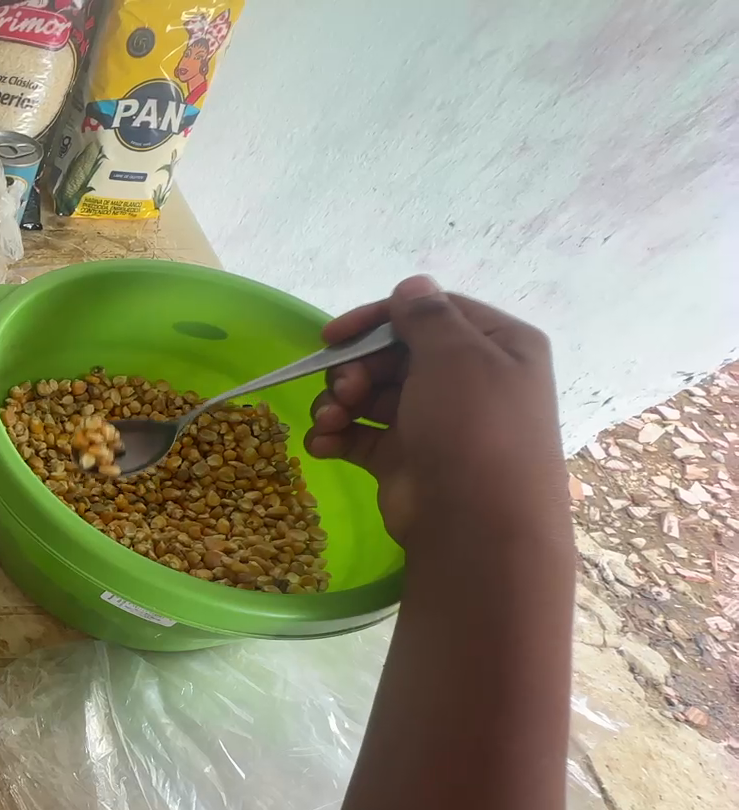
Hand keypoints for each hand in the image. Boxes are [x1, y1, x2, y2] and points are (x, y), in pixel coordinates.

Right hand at [306, 275, 568, 553]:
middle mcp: (461, 379)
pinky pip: (356, 434)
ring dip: (337, 404)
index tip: (329, 337)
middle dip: (352, 371)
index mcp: (491, 346)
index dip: (375, 320)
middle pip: (388, 357)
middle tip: (345, 391)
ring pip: (366, 396)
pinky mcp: (398, 455)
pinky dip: (334, 436)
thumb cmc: (472, 427)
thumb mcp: (455, 358)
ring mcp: (427, 420)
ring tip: (332, 422)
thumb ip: (426, 317)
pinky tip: (324, 446)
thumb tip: (411, 285)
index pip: (425, 315)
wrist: (473, 519)